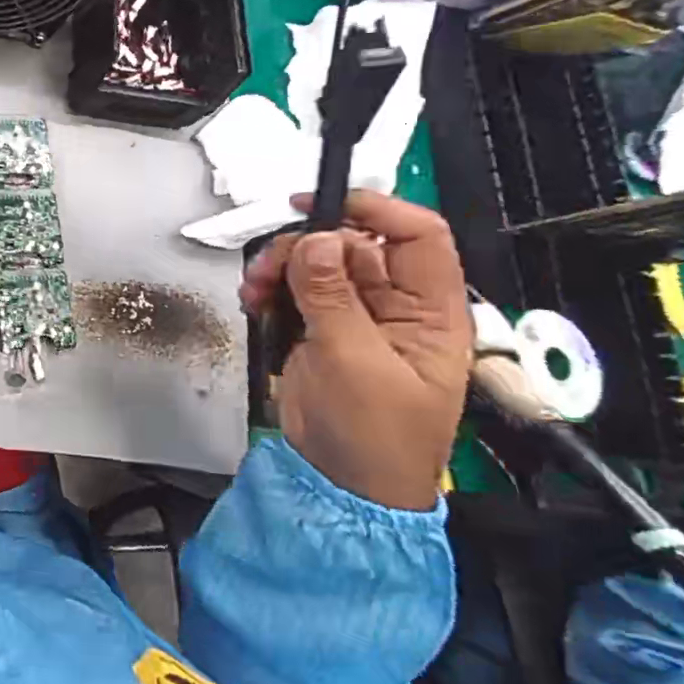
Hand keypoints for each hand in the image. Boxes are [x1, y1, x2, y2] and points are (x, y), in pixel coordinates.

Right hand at [240, 191, 471, 509]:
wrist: (340, 478)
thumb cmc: (372, 431)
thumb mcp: (353, 360)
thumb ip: (333, 297)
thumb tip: (321, 239)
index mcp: (428, 310)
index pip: (417, 236)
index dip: (372, 210)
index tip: (315, 205)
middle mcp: (392, 304)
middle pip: (350, 245)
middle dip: (304, 248)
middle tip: (268, 269)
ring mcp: (351, 316)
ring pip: (313, 264)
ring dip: (278, 269)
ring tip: (255, 293)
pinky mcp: (316, 329)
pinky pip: (290, 289)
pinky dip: (267, 290)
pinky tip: (254, 305)